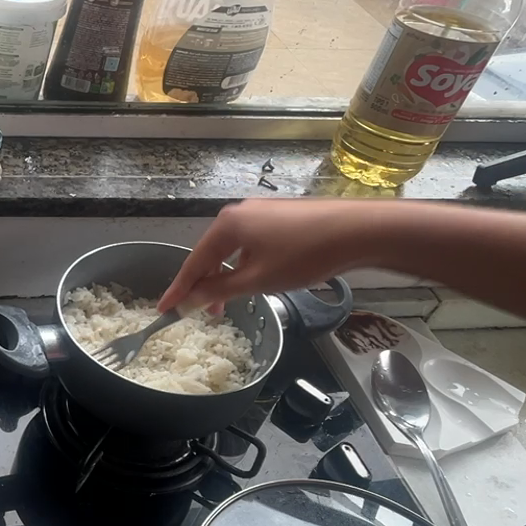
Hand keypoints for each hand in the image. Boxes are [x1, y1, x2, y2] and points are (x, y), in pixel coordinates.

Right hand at [159, 199, 394, 311]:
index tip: (164, 309)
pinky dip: (245, 265)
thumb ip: (218, 291)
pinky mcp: (280, 217)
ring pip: (232, 251)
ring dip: (228, 277)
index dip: (178, 289)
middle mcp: (238, 213)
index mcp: (227, 225)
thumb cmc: (305, 256)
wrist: (361, 230)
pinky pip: (250, 244)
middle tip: (203, 313)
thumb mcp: (256, 280)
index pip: (193, 263)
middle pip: (211, 255)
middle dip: (205, 285)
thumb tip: (189, 300)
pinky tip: (255, 280)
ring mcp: (261, 212)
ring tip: (232, 302)